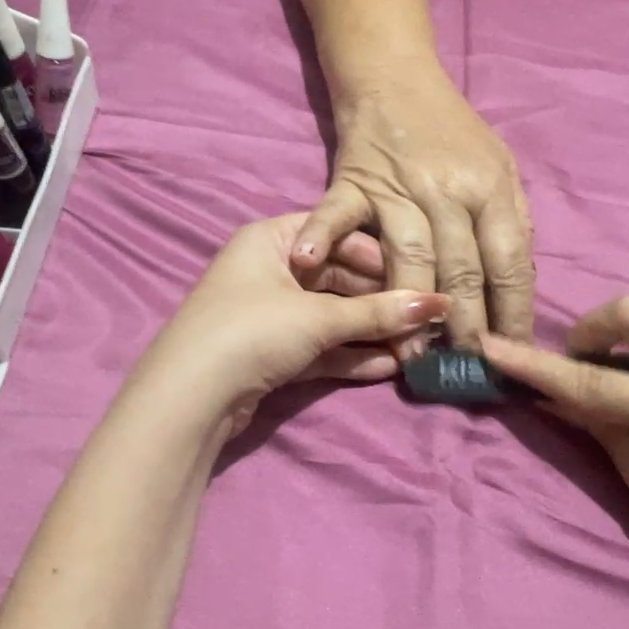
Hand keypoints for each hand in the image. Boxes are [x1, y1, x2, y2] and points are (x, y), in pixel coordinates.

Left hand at [140, 213, 449, 430]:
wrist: (192, 396)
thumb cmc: (253, 330)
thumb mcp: (318, 316)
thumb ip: (378, 312)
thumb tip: (436, 305)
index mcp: (271, 240)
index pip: (334, 233)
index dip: (378, 252)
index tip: (419, 271)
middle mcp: (268, 270)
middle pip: (336, 278)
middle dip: (379, 302)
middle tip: (425, 319)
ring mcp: (268, 314)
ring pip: (329, 317)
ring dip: (369, 333)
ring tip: (415, 347)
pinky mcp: (270, 353)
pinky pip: (318, 347)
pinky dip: (348, 356)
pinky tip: (387, 367)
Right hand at [290, 71, 533, 348]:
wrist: (394, 76)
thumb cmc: (451, 130)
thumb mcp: (499, 166)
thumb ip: (511, 220)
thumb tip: (517, 284)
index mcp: (491, 188)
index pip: (509, 263)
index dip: (510, 315)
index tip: (508, 356)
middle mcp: (448, 189)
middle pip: (461, 268)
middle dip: (463, 327)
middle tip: (462, 373)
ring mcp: (397, 185)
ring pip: (408, 254)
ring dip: (406, 307)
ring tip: (410, 358)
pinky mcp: (352, 178)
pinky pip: (337, 212)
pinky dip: (320, 235)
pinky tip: (307, 263)